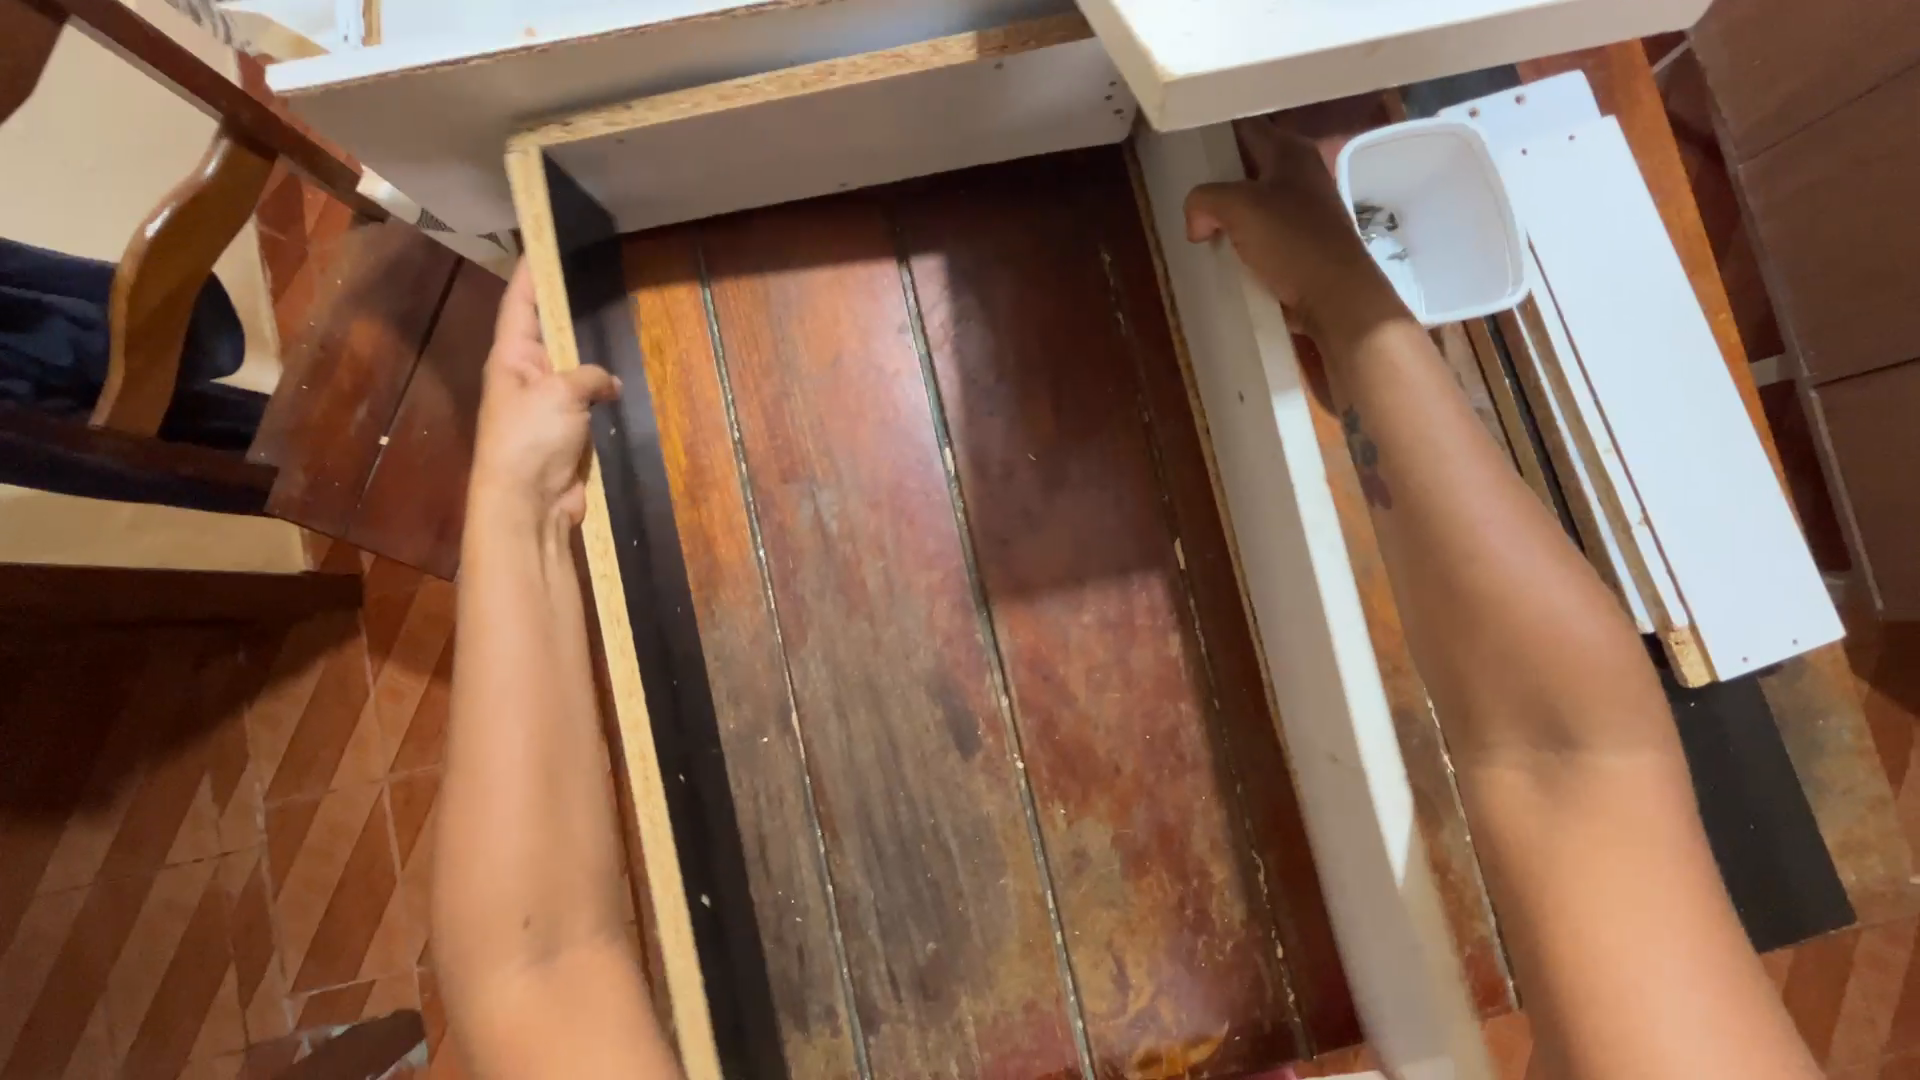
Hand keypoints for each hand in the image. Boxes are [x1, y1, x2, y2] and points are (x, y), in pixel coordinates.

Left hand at [470, 261, 621, 526]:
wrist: (529, 500)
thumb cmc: (531, 438)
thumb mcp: (560, 393)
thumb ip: (589, 376)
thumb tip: (609, 383)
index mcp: (511, 358)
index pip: (521, 305)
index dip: (530, 275)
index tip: (542, 245)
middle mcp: (527, 376)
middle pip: (549, 334)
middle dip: (566, 310)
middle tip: (591, 281)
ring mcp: (548, 406)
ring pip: (574, 370)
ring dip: (592, 357)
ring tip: (616, 327)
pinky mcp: (568, 433)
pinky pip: (589, 403)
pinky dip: (605, 394)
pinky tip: (624, 386)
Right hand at [1184, 116, 1406, 341]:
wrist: (1332, 295)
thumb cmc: (1291, 241)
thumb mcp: (1237, 206)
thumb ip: (1204, 199)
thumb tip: (1196, 223)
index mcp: (1289, 152)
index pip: (1244, 126)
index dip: (1215, 131)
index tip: (1184, 143)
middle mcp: (1296, 174)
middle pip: (1243, 166)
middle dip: (1213, 179)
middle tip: (1181, 191)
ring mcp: (1297, 211)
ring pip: (1247, 203)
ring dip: (1222, 216)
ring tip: (1195, 227)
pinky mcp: (1294, 244)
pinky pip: (1254, 235)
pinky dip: (1235, 242)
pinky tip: (1219, 254)